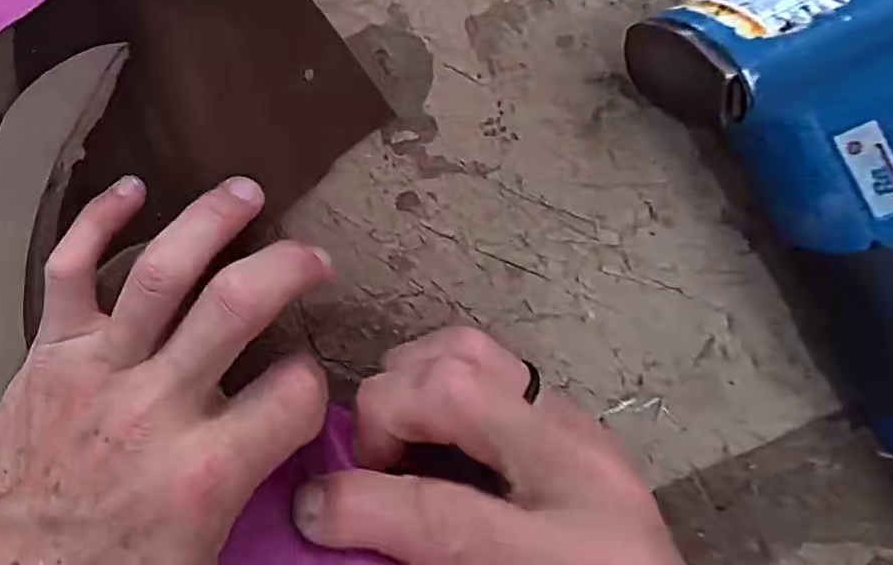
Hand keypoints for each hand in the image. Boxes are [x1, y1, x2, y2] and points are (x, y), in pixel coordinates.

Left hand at [0, 176, 334, 564]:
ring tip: (244, 192)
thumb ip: (257, 474)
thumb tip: (303, 424)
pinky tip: (133, 188)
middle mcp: (153, 408)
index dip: (314, 380)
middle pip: (234, 306)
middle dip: (286, 267)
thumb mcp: (206, 547)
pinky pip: (71, 270)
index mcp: (202, 474)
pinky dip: (98, 221)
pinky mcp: (52, 350)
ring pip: (161, 272)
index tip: (306, 375)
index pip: (294, 397)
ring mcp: (99, 369)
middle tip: (313, 255)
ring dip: (209, 221)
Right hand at [294, 327, 682, 564]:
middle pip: (458, 386)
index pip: (443, 512)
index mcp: (569, 550)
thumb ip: (425, 555)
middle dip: (387, 411)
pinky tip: (433, 417)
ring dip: (414, 376)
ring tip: (395, 428)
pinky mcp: (573, 413)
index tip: (311, 507)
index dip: (361, 504)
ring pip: (474, 348)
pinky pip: (494, 360)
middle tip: (366, 463)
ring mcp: (579, 425)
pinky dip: (445, 372)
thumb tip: (343, 522)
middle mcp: (581, 464)